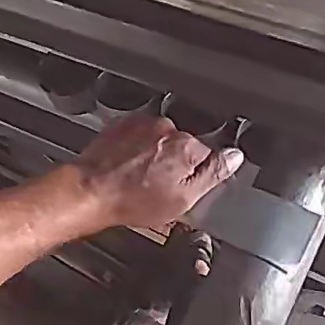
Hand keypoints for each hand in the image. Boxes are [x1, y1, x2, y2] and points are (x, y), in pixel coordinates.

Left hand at [69, 114, 243, 231]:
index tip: (185, 187)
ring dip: (155, 156)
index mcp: (187, 147)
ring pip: (160, 141)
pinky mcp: (122, 125)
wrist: (90, 191)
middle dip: (175, 165)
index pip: (209, 156)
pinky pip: (139, 137)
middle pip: (183, 147)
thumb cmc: (131, 199)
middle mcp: (167, 129)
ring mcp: (143, 124)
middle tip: (160, 188)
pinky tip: (128, 169)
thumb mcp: (183, 199)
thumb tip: (235, 157)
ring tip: (140, 180)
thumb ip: (214, 174)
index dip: (198, 175)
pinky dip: (137, 150)